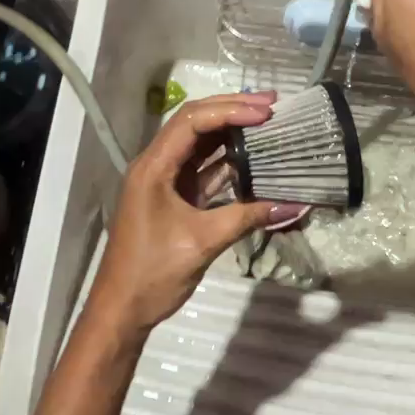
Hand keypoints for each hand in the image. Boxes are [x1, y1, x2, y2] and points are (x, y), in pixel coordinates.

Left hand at [87, 94, 302, 331]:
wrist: (121, 310)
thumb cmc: (153, 273)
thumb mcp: (202, 243)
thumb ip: (246, 218)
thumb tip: (293, 205)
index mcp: (154, 166)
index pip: (192, 122)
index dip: (230, 111)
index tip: (265, 112)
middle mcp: (157, 163)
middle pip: (195, 123)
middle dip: (232, 110)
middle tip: (272, 104)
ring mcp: (165, 180)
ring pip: (200, 143)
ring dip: (231, 132)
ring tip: (267, 122)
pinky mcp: (174, 196)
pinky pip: (203, 168)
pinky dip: (227, 160)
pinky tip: (254, 158)